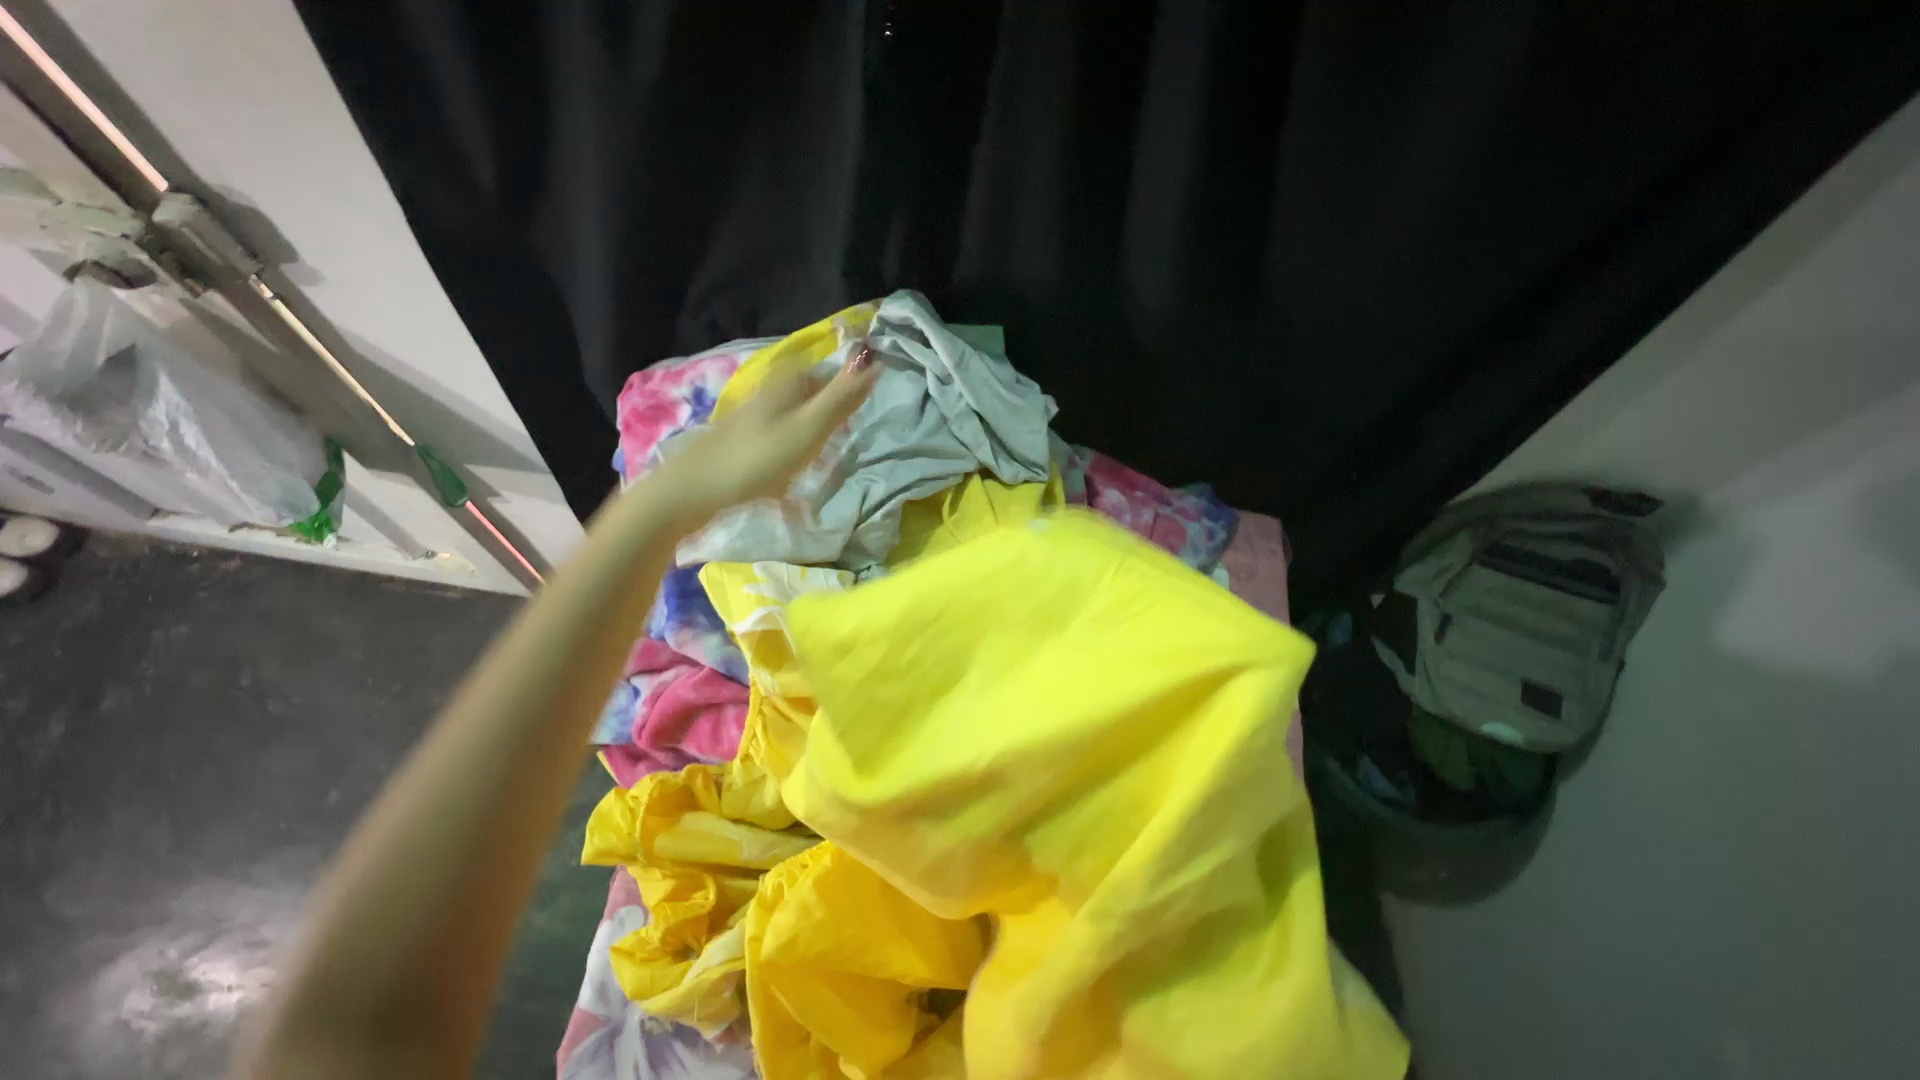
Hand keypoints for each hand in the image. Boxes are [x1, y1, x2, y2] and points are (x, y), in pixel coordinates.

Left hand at [639, 359, 878, 531]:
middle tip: (844, 446)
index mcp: (788, 381)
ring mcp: (754, 417)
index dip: (850, 392)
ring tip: (821, 465)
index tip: (861, 419)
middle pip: (814, 397)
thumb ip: (842, 398)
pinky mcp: (743, 441)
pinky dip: (792, 456)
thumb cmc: (758, 458)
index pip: (831, 374)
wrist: (694, 490)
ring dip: (813, 440)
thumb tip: (875, 361)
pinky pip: (781, 442)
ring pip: (798, 420)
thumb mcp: (809, 428)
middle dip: (832, 418)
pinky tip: (792, 479)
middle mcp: (770, 392)